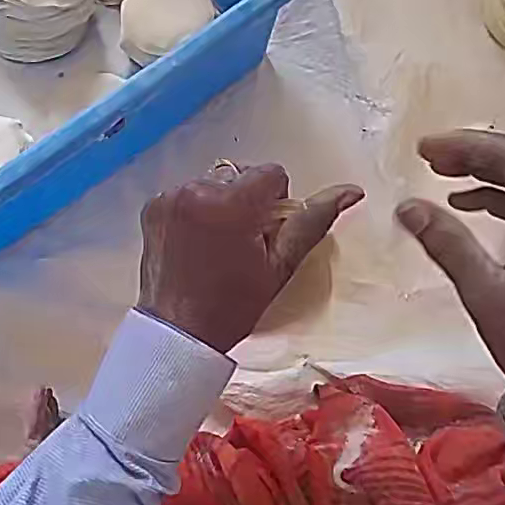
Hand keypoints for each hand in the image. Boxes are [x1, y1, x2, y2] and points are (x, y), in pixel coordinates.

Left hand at [138, 164, 362, 351]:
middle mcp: (196, 190)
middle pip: (241, 175)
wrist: (179, 332)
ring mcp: (170, 197)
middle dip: (246, 201)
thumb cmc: (234, 304)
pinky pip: (186, 193)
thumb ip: (313, 221)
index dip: (275, 202)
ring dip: (220, 204)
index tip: (264, 234)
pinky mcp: (152, 206)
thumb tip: (351, 190)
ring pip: (214, 182)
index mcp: (231, 203)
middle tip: (241, 242)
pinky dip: (195, 209)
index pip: (271, 172)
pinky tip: (195, 242)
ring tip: (216, 244)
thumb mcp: (280, 265)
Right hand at [396, 130, 504, 440]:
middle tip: (428, 155)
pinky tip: (467, 204)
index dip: (469, 145)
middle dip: (474, 154)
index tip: (424, 149)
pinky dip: (498, 200)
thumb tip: (407, 207)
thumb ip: (448, 246)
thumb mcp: (488, 299)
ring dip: (485, 174)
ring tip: (441, 172)